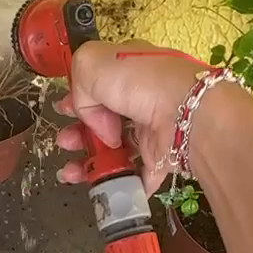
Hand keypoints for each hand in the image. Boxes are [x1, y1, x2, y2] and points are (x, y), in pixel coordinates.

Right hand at [53, 40, 211, 190]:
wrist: (188, 113)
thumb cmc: (141, 81)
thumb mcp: (91, 65)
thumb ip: (78, 89)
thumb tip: (92, 120)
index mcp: (127, 70)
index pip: (97, 84)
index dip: (77, 98)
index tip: (63, 111)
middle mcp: (141, 98)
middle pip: (103, 120)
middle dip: (79, 134)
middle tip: (66, 142)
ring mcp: (152, 128)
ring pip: (115, 150)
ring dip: (90, 163)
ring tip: (72, 172)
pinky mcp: (162, 157)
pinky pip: (137, 175)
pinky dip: (120, 184)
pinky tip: (102, 187)